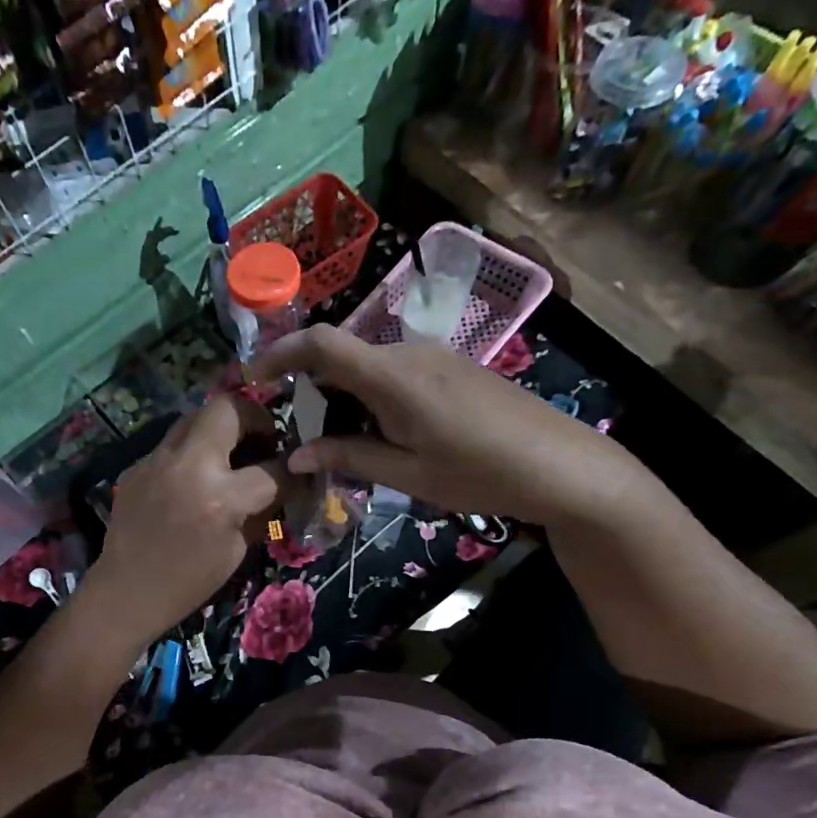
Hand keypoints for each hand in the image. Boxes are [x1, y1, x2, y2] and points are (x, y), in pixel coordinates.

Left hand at [80, 395, 283, 643]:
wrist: (126, 592)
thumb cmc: (188, 582)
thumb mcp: (236, 550)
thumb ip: (259, 509)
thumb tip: (279, 484)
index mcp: (219, 497)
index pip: (272, 468)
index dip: (292, 470)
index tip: (296, 470)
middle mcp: (187, 466)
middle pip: (228, 407)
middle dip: (254, 417)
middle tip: (262, 439)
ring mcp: (156, 461)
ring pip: (194, 417)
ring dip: (218, 430)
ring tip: (227, 455)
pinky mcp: (136, 466)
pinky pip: (170, 445)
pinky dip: (189, 454)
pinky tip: (190, 480)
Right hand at [250, 325, 648, 526]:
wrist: (563, 464)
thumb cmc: (480, 473)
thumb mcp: (407, 474)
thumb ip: (348, 457)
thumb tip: (294, 455)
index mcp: (393, 376)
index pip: (322, 343)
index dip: (281, 352)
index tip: (254, 378)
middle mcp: (408, 353)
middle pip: (341, 353)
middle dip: (307, 383)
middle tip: (294, 428)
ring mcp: (432, 356)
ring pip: (366, 363)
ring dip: (339, 392)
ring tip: (334, 438)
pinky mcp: (449, 366)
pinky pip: (391, 369)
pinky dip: (366, 392)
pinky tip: (375, 430)